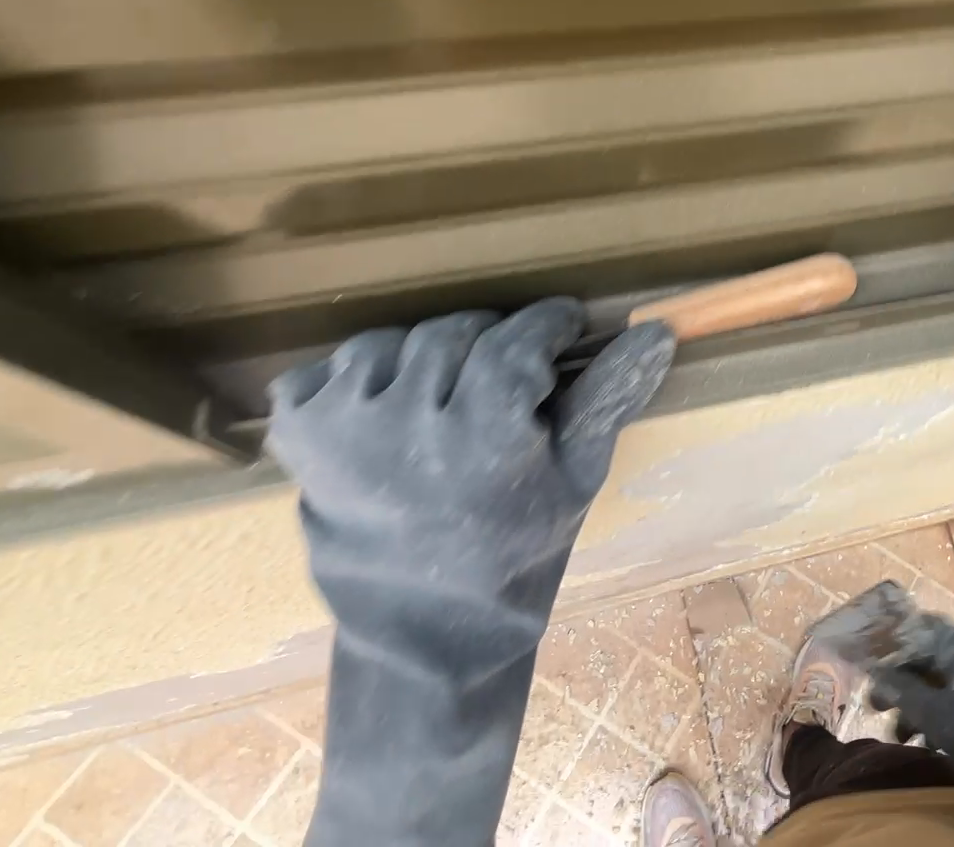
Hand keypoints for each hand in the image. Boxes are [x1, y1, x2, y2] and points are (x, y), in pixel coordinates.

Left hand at [269, 301, 675, 846]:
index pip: (518, 341)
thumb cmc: (520, 550)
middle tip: (510, 371)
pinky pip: (328, 369)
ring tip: (448, 390)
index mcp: (485, 436)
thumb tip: (655, 332)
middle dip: (492, 342)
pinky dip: (360, 377)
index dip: (547, 323)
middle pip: (456, 334)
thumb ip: (610, 396)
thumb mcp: (579, 475)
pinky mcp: (297, 441)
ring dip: (425, 356)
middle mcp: (406, 425)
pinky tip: (390, 409)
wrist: (428, 629)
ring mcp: (341, 432)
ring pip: (390, 342)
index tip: (563, 323)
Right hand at [868, 620, 953, 821]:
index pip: (922, 627)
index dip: (893, 642)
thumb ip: (904, 691)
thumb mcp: (939, 719)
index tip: (871, 663)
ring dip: (926, 707)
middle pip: (936, 660)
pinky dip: (953, 718)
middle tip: (880, 710)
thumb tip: (877, 669)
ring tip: (908, 739)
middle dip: (906, 684)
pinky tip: (945, 746)